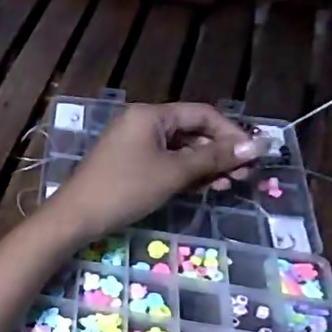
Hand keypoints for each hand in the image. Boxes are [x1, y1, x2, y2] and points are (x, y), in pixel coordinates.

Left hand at [48, 103, 262, 239]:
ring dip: (204, 166)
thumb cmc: (125, 189)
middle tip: (242, 175)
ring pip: (179, 149)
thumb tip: (256, 146)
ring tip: (226, 185)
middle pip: (191, 131)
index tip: (252, 155)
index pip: (202, 114)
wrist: (76, 217)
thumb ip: (214, 157)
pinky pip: (164, 162)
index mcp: (151, 115)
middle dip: (219, 152)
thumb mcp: (173, 173)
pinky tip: (202, 188)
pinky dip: (184, 174)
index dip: (231, 132)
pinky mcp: (127, 165)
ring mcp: (132, 144)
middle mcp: (141, 123)